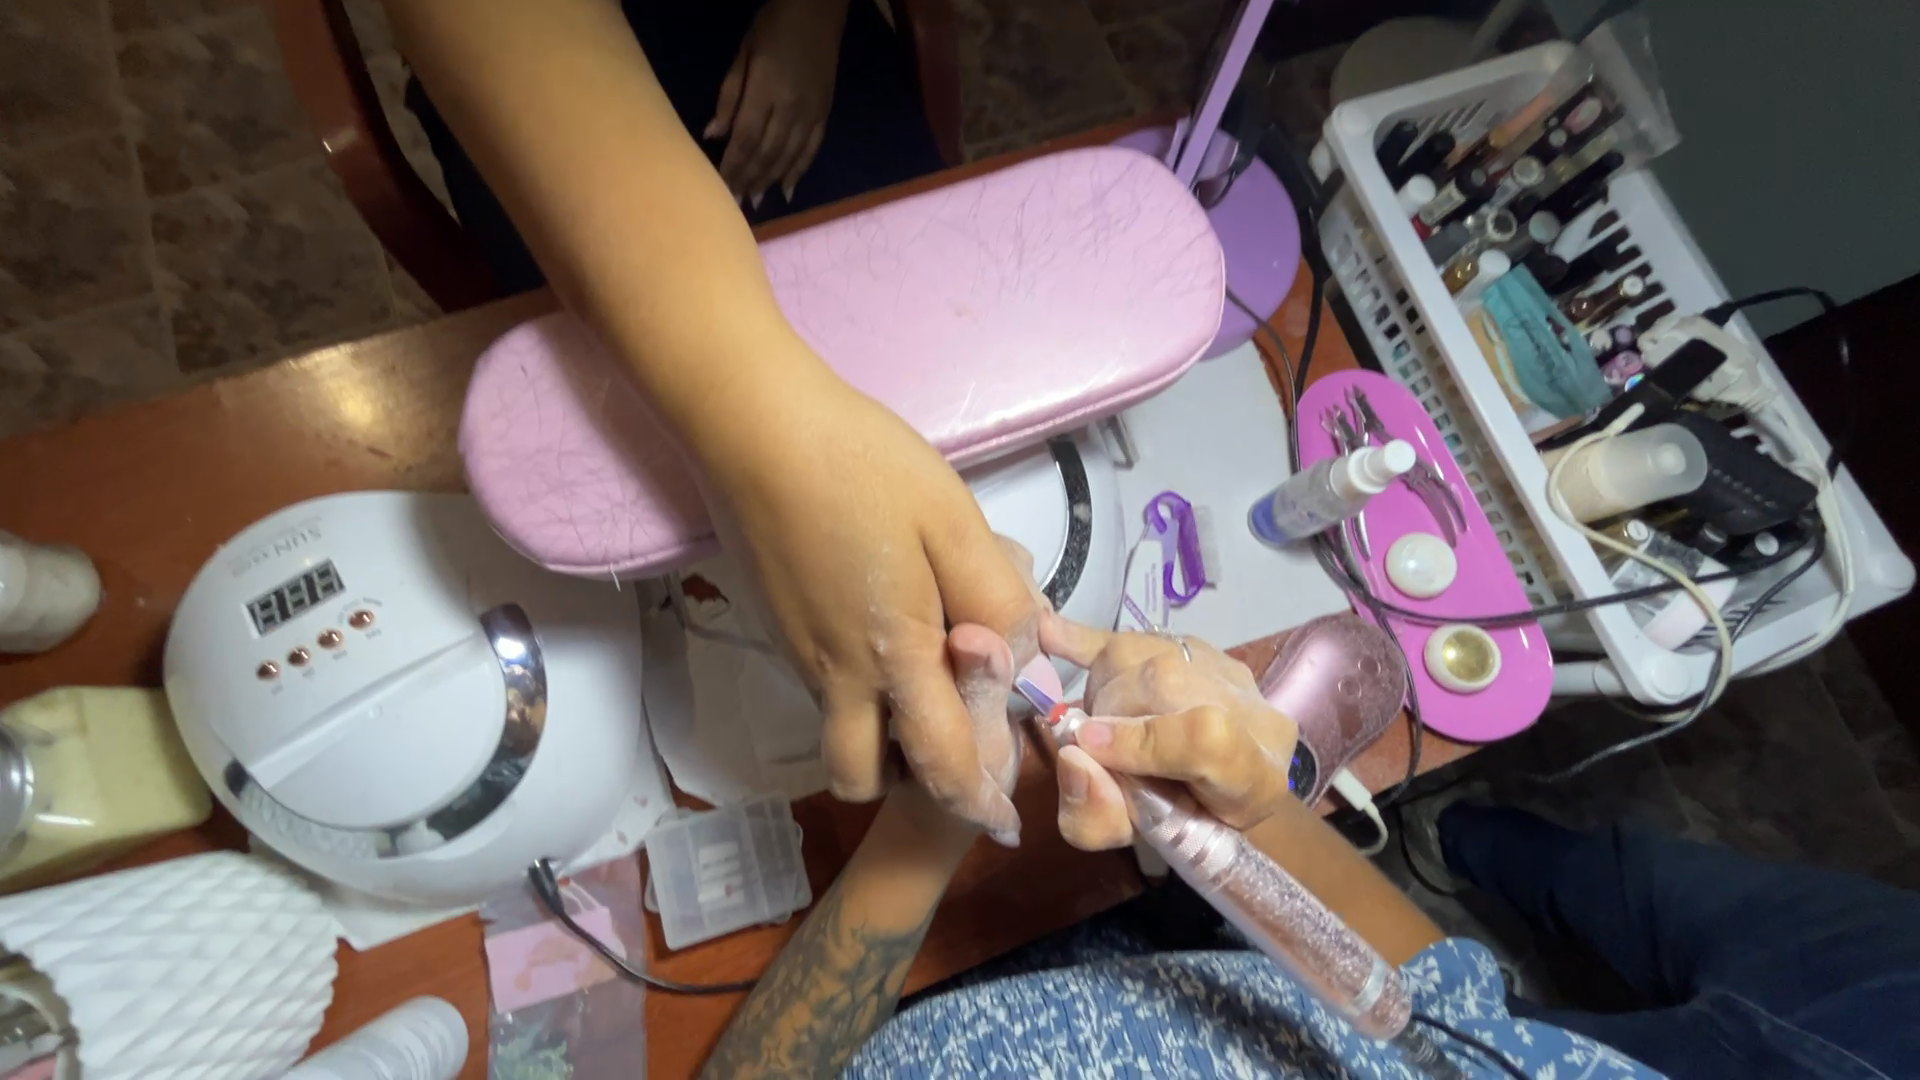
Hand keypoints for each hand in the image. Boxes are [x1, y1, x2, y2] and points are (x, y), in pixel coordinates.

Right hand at [698, 376, 1038, 845]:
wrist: (755, 430)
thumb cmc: (863, 469)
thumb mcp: (952, 522)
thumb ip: (996, 600)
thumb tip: (1026, 662)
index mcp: (892, 657)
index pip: (938, 766)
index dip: (976, 800)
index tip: (1002, 812)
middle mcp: (836, 677)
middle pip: (864, 779)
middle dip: (912, 781)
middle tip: (953, 733)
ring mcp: (798, 656)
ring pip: (841, 736)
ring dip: (886, 735)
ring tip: (925, 673)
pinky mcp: (779, 629)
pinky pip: (823, 693)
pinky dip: (860, 691)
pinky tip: (886, 625)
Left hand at [704, 0, 844, 207]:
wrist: (819, 12)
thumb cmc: (773, 27)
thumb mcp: (743, 54)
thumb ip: (729, 97)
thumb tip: (713, 135)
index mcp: (766, 89)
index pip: (745, 139)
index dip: (733, 166)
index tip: (722, 187)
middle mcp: (790, 108)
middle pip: (766, 154)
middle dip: (749, 179)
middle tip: (736, 203)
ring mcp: (810, 115)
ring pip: (787, 158)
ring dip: (770, 182)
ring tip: (756, 201)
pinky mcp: (824, 117)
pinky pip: (810, 152)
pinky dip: (798, 173)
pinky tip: (787, 191)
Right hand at [1039, 613, 1297, 850]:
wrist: (1209, 785)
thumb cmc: (1176, 820)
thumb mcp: (1136, 841)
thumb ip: (1099, 817)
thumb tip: (1072, 758)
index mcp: (1256, 778)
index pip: (1206, 739)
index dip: (1141, 740)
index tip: (1090, 747)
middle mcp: (1251, 711)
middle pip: (1161, 683)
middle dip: (1108, 713)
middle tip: (1094, 745)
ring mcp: (1222, 667)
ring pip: (1138, 653)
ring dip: (1100, 687)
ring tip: (1103, 719)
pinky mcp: (1188, 641)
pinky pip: (1127, 633)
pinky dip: (1080, 635)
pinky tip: (1047, 632)